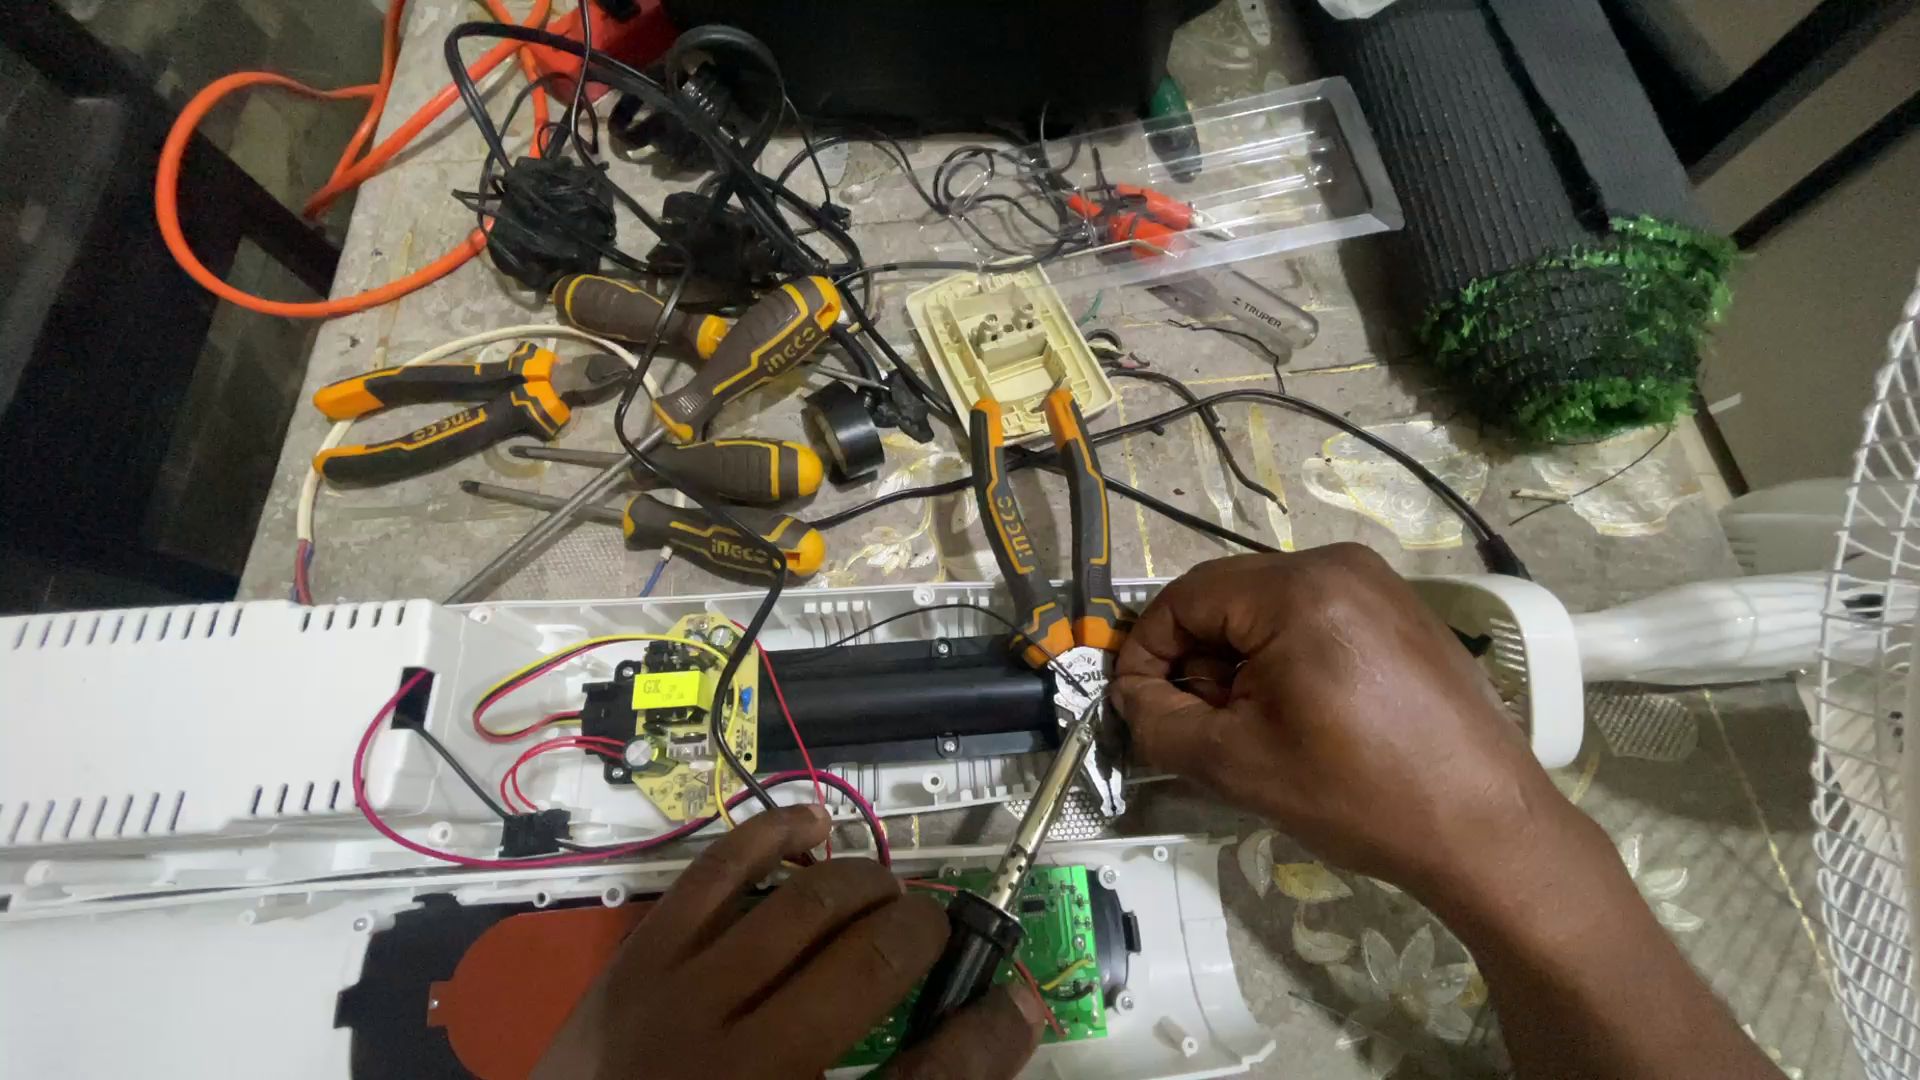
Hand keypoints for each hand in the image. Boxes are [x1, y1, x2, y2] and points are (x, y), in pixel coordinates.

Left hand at [533, 805, 1044, 1079]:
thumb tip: (989, 1023)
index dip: (988, 1036)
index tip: (1017, 999)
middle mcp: (738, 1068)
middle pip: (868, 966)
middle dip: (921, 933)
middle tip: (930, 932)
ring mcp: (678, 1002)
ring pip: (806, 904)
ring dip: (865, 884)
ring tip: (883, 891)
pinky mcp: (638, 957)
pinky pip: (722, 868)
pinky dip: (779, 833)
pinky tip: (815, 831)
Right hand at [1112, 546, 1580, 900]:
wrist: (1489, 832)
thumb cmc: (1357, 793)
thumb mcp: (1233, 762)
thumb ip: (1156, 720)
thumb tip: (1128, 693)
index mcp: (1296, 590)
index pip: (1183, 599)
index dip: (1148, 651)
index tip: (1141, 703)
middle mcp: (1336, 564)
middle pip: (1223, 598)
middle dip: (1195, 658)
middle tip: (1201, 719)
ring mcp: (1374, 581)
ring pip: (1262, 606)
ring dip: (1235, 657)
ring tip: (1250, 718)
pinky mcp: (1396, 606)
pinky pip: (1307, 612)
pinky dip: (1279, 652)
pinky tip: (1297, 706)